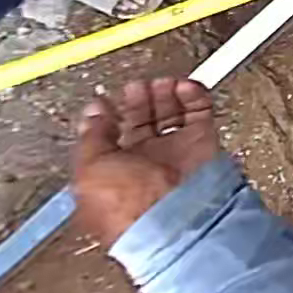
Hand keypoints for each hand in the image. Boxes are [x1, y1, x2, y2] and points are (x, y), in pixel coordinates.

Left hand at [72, 78, 219, 245]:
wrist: (176, 209)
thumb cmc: (129, 204)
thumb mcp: (90, 171)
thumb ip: (91, 138)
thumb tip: (91, 113)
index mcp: (112, 171)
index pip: (110, 135)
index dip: (108, 115)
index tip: (106, 99)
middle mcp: (144, 159)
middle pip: (142, 119)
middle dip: (139, 100)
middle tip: (137, 86)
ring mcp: (174, 148)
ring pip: (171, 111)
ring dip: (166, 93)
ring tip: (161, 82)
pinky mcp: (201, 138)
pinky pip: (199, 109)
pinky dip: (193, 94)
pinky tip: (183, 86)